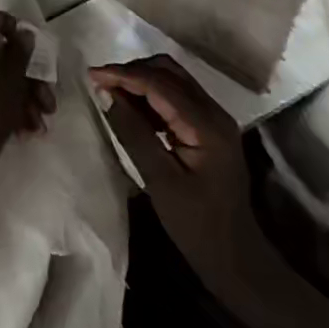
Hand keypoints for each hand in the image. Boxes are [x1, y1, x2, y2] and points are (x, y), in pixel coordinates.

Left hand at [0, 6, 56, 175]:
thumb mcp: (12, 77)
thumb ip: (21, 50)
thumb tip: (23, 33)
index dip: (10, 24)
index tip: (29, 46)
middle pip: (0, 52)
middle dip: (29, 76)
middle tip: (47, 101)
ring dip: (23, 97)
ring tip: (39, 124)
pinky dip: (7, 108)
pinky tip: (25, 131)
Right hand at [91, 55, 263, 286]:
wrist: (235, 256)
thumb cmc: (196, 224)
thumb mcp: (160, 180)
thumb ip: (134, 133)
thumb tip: (108, 96)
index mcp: (206, 124)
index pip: (160, 84)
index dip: (124, 75)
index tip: (93, 74)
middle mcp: (214, 112)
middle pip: (170, 72)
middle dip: (133, 71)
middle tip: (101, 82)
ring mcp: (214, 119)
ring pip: (174, 81)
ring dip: (142, 80)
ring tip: (110, 91)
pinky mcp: (209, 128)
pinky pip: (177, 98)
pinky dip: (152, 95)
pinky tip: (131, 108)